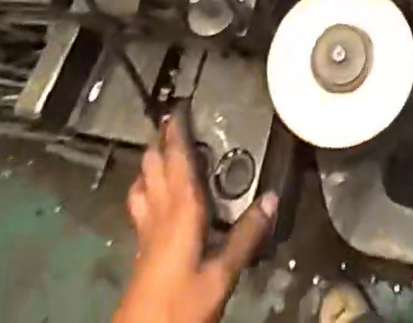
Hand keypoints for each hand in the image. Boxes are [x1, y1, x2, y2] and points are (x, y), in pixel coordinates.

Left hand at [111, 116, 278, 322]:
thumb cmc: (181, 306)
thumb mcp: (222, 275)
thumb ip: (246, 236)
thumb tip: (272, 196)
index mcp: (180, 211)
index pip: (176, 162)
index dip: (176, 134)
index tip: (177, 109)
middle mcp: (159, 215)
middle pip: (154, 169)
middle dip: (159, 143)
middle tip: (166, 121)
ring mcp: (146, 233)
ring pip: (142, 186)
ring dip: (149, 164)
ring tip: (156, 149)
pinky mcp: (142, 250)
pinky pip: (140, 206)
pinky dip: (145, 188)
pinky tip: (150, 196)